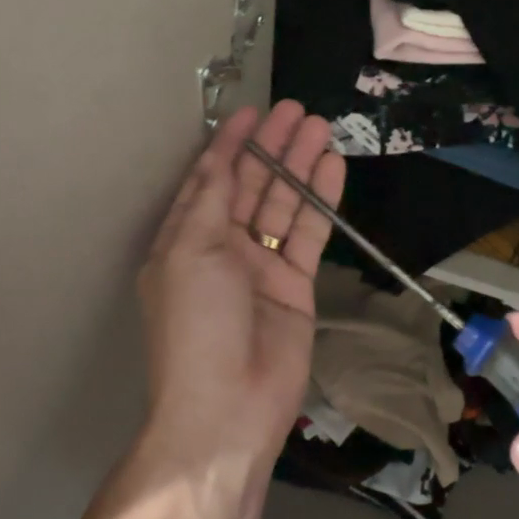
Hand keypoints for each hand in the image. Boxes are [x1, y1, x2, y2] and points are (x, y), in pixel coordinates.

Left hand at [138, 100, 344, 466]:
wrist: (227, 407)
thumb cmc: (197, 325)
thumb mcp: (191, 252)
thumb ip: (211, 200)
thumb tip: (218, 158)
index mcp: (186, 240)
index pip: (209, 179)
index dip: (229, 144)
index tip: (251, 112)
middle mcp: (222, 247)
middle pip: (250, 185)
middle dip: (272, 148)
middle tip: (298, 110)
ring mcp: (260, 266)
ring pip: (282, 203)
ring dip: (300, 166)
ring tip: (321, 127)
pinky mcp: (295, 284)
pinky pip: (308, 233)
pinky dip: (320, 201)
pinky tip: (333, 168)